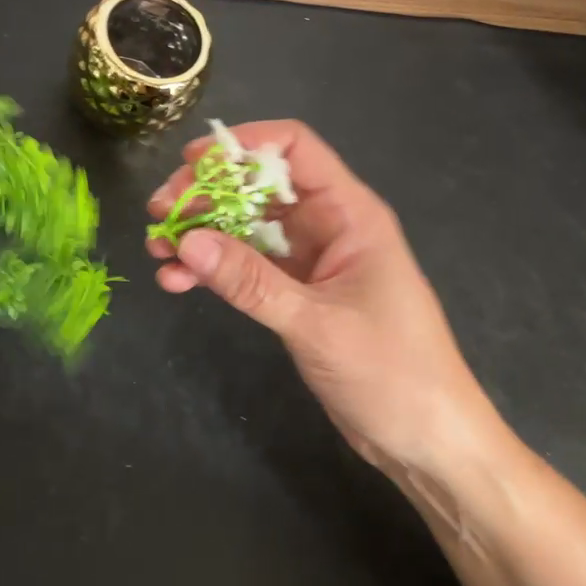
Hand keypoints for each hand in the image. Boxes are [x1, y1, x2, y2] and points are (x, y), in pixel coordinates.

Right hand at [146, 120, 509, 472]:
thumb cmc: (392, 372)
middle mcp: (326, 225)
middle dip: (206, 193)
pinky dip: (211, 269)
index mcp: (349, 213)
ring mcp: (308, 258)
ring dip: (200, 232)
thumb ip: (250, 281)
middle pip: (257, 185)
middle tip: (161, 211)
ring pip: (244, 225)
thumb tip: (186, 240)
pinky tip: (176, 282)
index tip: (191, 162)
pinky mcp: (294, 291)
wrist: (428, 441)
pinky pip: (244, 265)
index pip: (295, 148)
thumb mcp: (316, 324)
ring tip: (157, 247)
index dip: (243, 144)